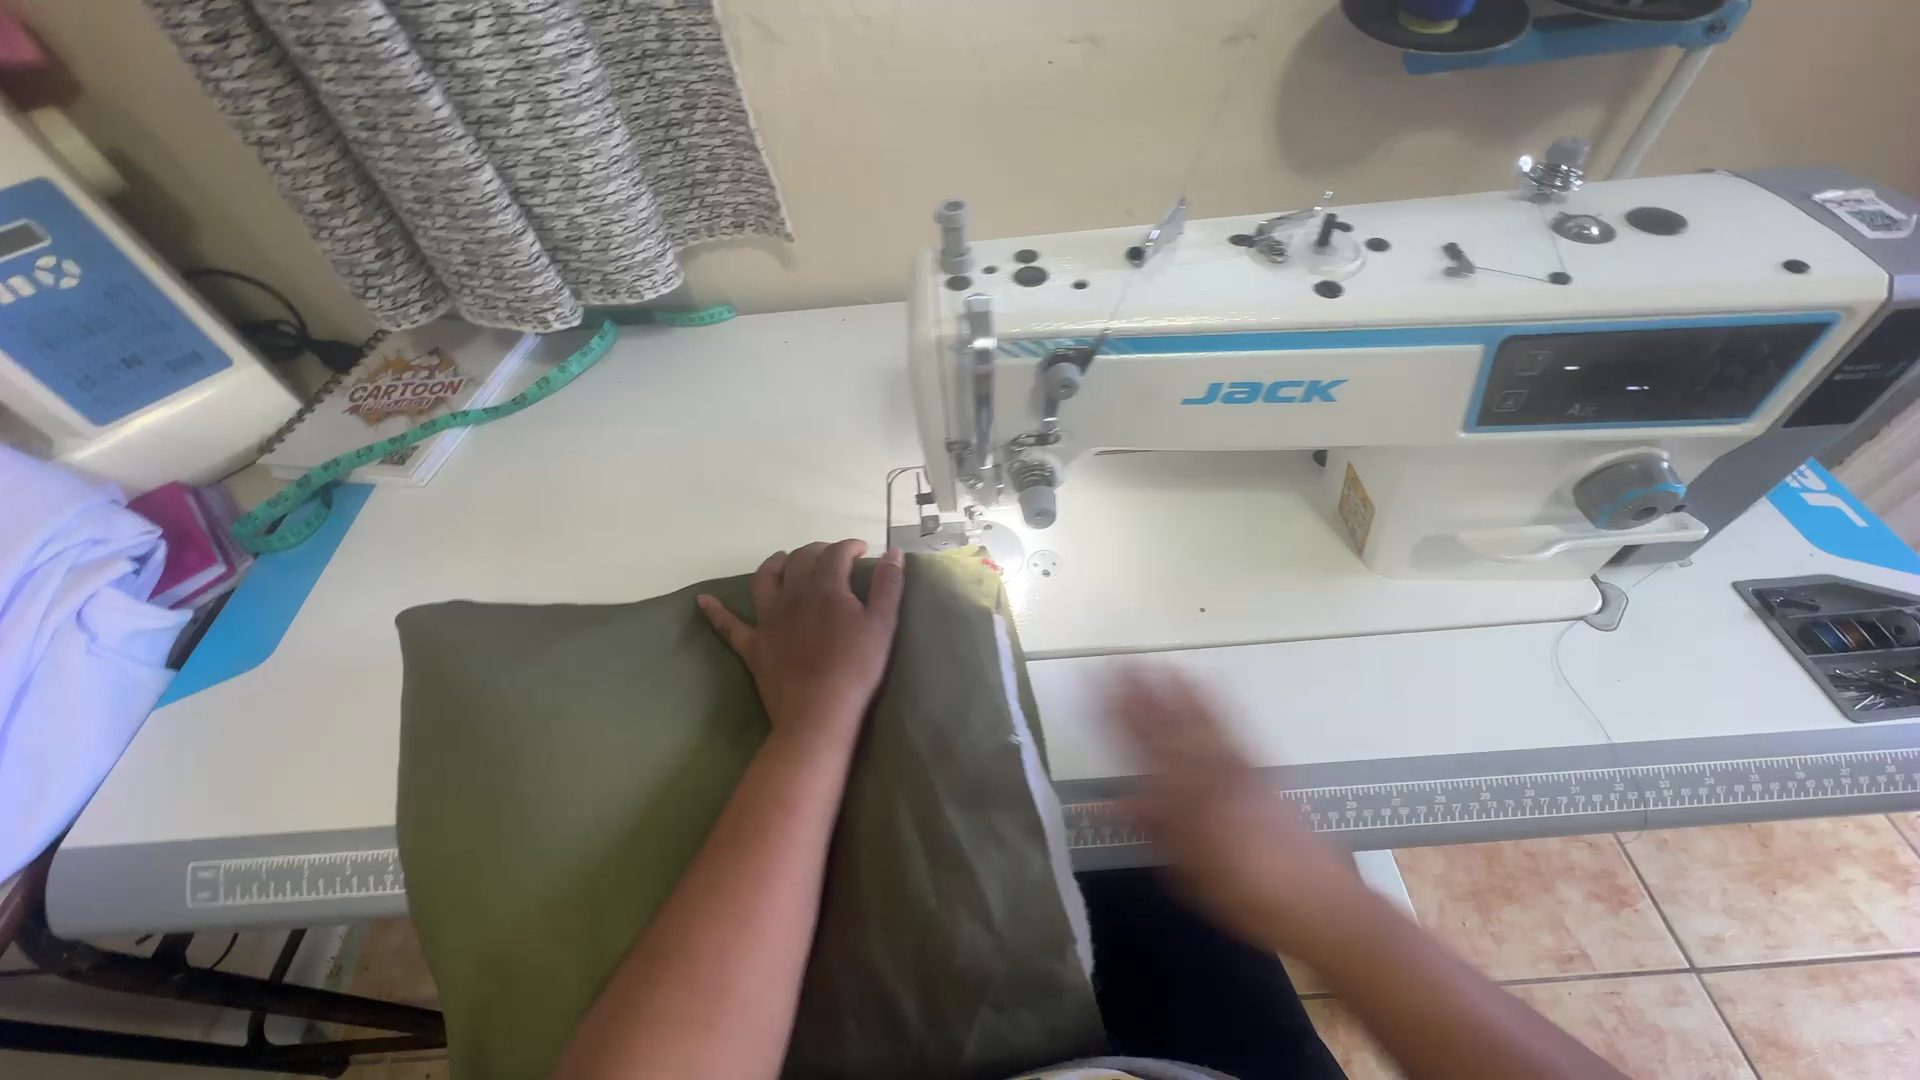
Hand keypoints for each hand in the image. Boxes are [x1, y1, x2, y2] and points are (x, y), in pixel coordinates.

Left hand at [698, 540, 905, 737]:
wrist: (818, 712)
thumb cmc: (857, 668)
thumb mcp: (883, 624)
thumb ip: (888, 585)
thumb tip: (893, 552)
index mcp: (826, 587)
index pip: (836, 554)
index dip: (850, 546)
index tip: (863, 550)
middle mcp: (793, 594)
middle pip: (800, 560)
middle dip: (817, 550)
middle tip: (831, 555)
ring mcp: (769, 619)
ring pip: (764, 579)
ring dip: (773, 563)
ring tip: (781, 558)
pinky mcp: (753, 645)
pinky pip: (728, 625)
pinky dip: (715, 611)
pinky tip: (702, 600)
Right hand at [1109, 665, 1366, 951]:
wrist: (1319, 902)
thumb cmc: (1246, 898)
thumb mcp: (1187, 872)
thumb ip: (1154, 829)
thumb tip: (1115, 801)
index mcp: (1187, 802)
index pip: (1143, 750)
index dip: (1118, 718)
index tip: (1098, 693)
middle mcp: (1212, 775)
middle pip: (1169, 725)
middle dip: (1142, 692)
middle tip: (1118, 664)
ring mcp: (1240, 766)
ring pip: (1200, 717)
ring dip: (1174, 686)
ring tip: (1154, 660)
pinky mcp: (1262, 766)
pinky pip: (1232, 721)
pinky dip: (1214, 696)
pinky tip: (1206, 678)